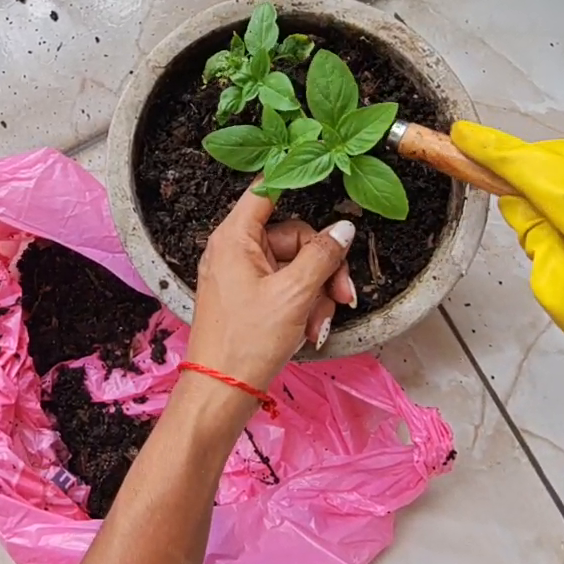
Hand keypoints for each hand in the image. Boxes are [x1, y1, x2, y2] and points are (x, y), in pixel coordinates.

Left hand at [188, 185, 357, 391]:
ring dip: (315, 295)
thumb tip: (343, 229)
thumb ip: (322, 256)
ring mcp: (241, 274)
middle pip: (294, 237)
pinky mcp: (248, 298)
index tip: (324, 171)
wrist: (221, 392)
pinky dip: (302, 306)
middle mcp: (235, 249)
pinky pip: (284, 288)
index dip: (295, 180)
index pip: (266, 191)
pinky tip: (309, 331)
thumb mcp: (294, 294)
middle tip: (343, 296)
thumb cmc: (246, 342)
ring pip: (295, 268)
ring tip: (318, 325)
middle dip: (323, 269)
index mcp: (235, 237)